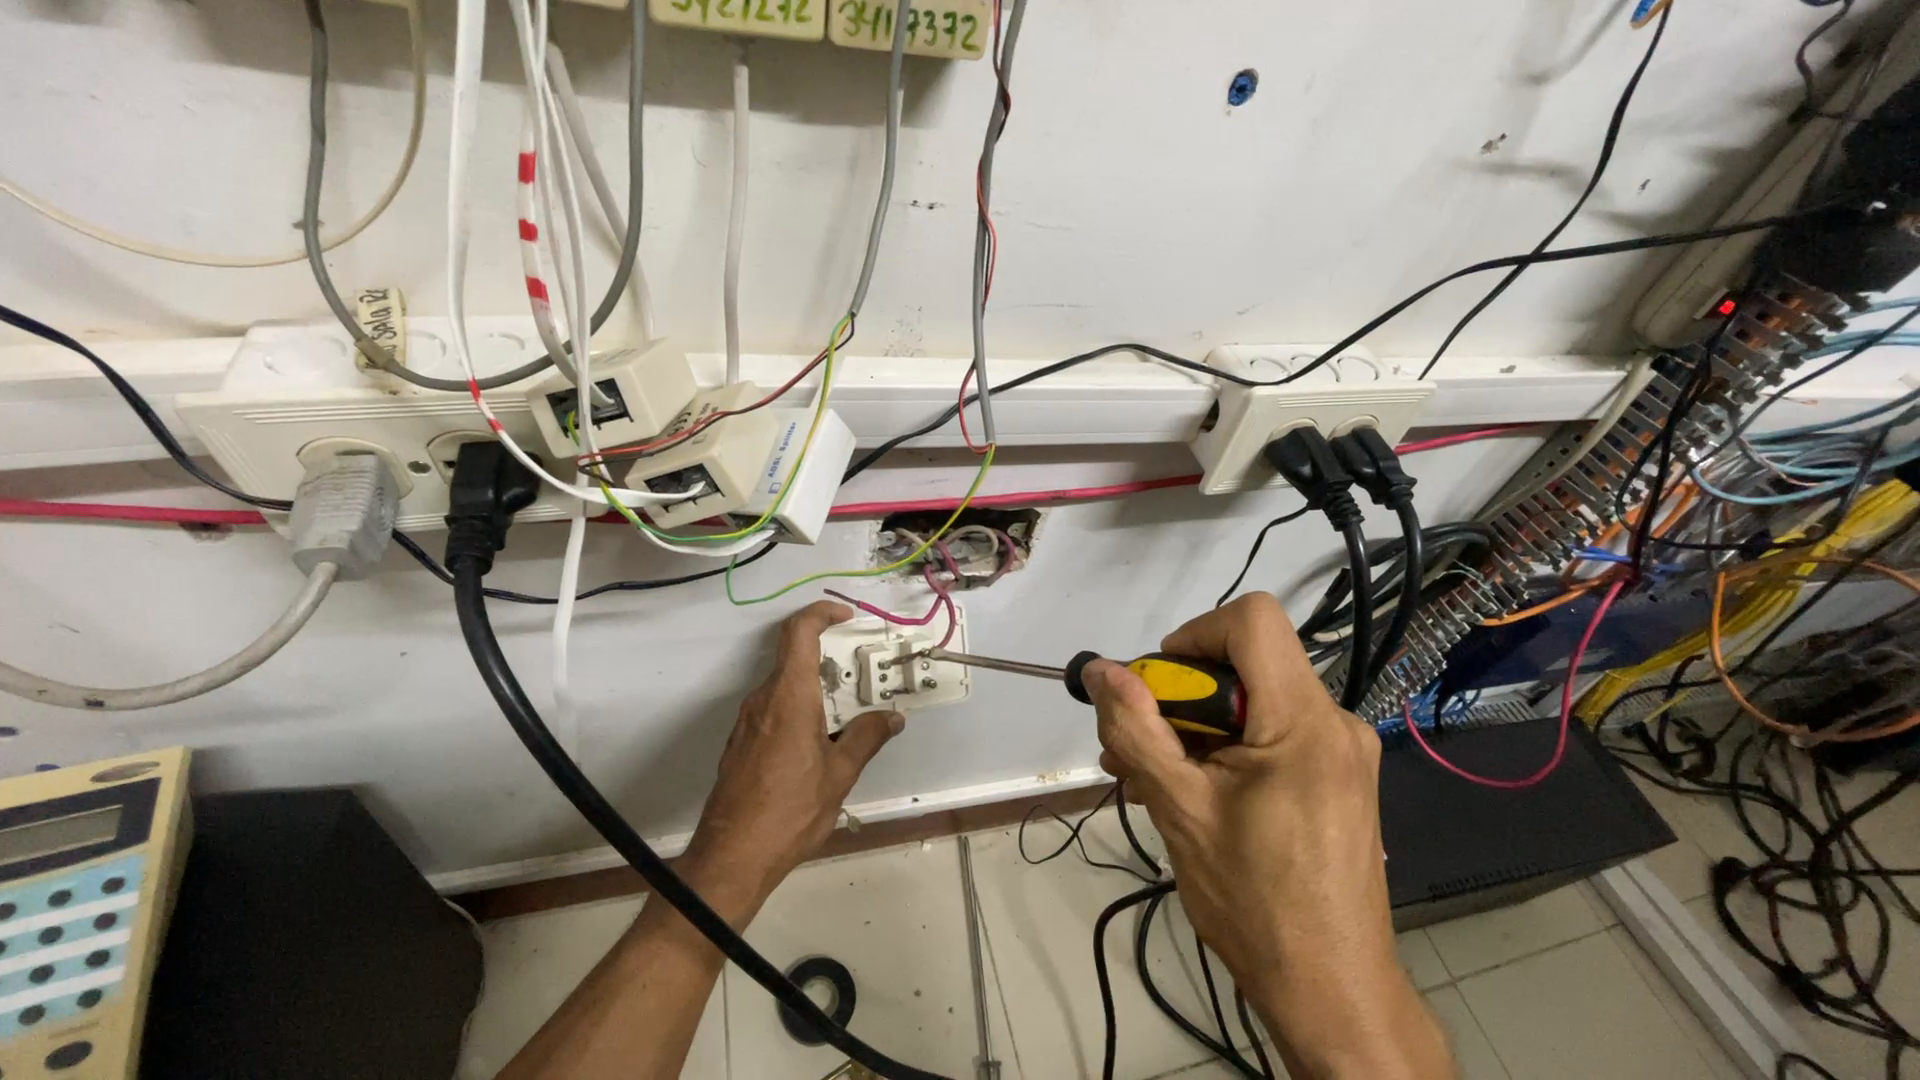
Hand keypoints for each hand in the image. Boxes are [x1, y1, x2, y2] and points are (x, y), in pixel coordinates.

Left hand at [682, 601, 903, 908]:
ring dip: (816, 689)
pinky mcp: (741, 744)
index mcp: (789, 697)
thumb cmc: (790, 811)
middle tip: (864, 677)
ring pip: (784, 688)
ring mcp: (747, 722)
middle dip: (830, 660)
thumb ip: (866, 738)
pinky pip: (774, 711)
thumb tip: (891, 717)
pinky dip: (799, 711)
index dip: (821, 613)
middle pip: (793, 659)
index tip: (845, 616)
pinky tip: (819, 744)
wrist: (731, 857)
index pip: (799, 633)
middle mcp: (763, 700)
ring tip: (849, 715)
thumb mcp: (839, 775)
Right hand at [1088, 595, 1447, 1077]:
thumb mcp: (1178, 808)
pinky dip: (1224, 751)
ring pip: (1253, 704)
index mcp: (1303, 721)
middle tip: (1132, 749)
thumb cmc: (1252, 900)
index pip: (1252, 620)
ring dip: (1193, 729)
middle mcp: (1333, 723)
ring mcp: (1340, 753)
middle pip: (1247, 664)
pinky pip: (1271, 737)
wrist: (1331, 989)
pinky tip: (1189, 795)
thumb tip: (1098, 670)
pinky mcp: (1335, 779)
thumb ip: (1135, 729)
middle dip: (1178, 697)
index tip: (1156, 688)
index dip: (1193, 637)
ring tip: (1146, 780)